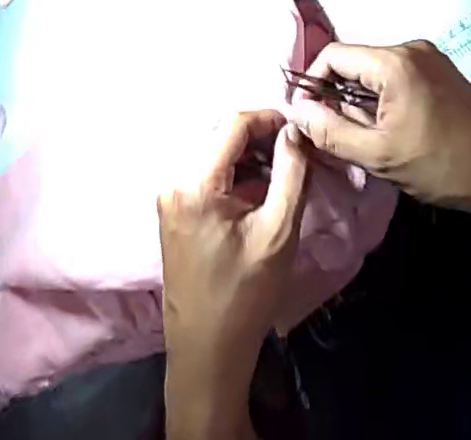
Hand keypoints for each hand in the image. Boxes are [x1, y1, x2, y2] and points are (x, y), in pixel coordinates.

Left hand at [158, 110, 309, 439]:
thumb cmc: (245, 293)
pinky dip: (237, 170)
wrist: (206, 352)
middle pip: (221, 132)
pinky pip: (208, 171)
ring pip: (216, 150)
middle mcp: (174, 181)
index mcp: (195, 184)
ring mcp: (171, 195)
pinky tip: (262, 188)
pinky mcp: (175, 209)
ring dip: (250, 152)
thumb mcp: (278, 230)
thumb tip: (296, 129)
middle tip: (295, 150)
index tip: (299, 130)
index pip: (234, 123)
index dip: (270, 118)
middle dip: (261, 134)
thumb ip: (292, 171)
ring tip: (284, 169)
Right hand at [284, 41, 470, 215]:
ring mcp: (429, 58)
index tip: (306, 119)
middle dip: (336, 97)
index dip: (311, 85)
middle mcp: (410, 48)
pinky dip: (381, 102)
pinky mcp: (440, 72)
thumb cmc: (444, 165)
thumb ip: (331, 131)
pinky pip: (396, 79)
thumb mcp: (380, 155)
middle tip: (332, 138)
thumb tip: (296, 111)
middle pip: (354, 63)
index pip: (333, 55)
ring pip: (374, 73)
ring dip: (359, 103)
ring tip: (361, 142)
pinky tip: (387, 133)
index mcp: (394, 61)